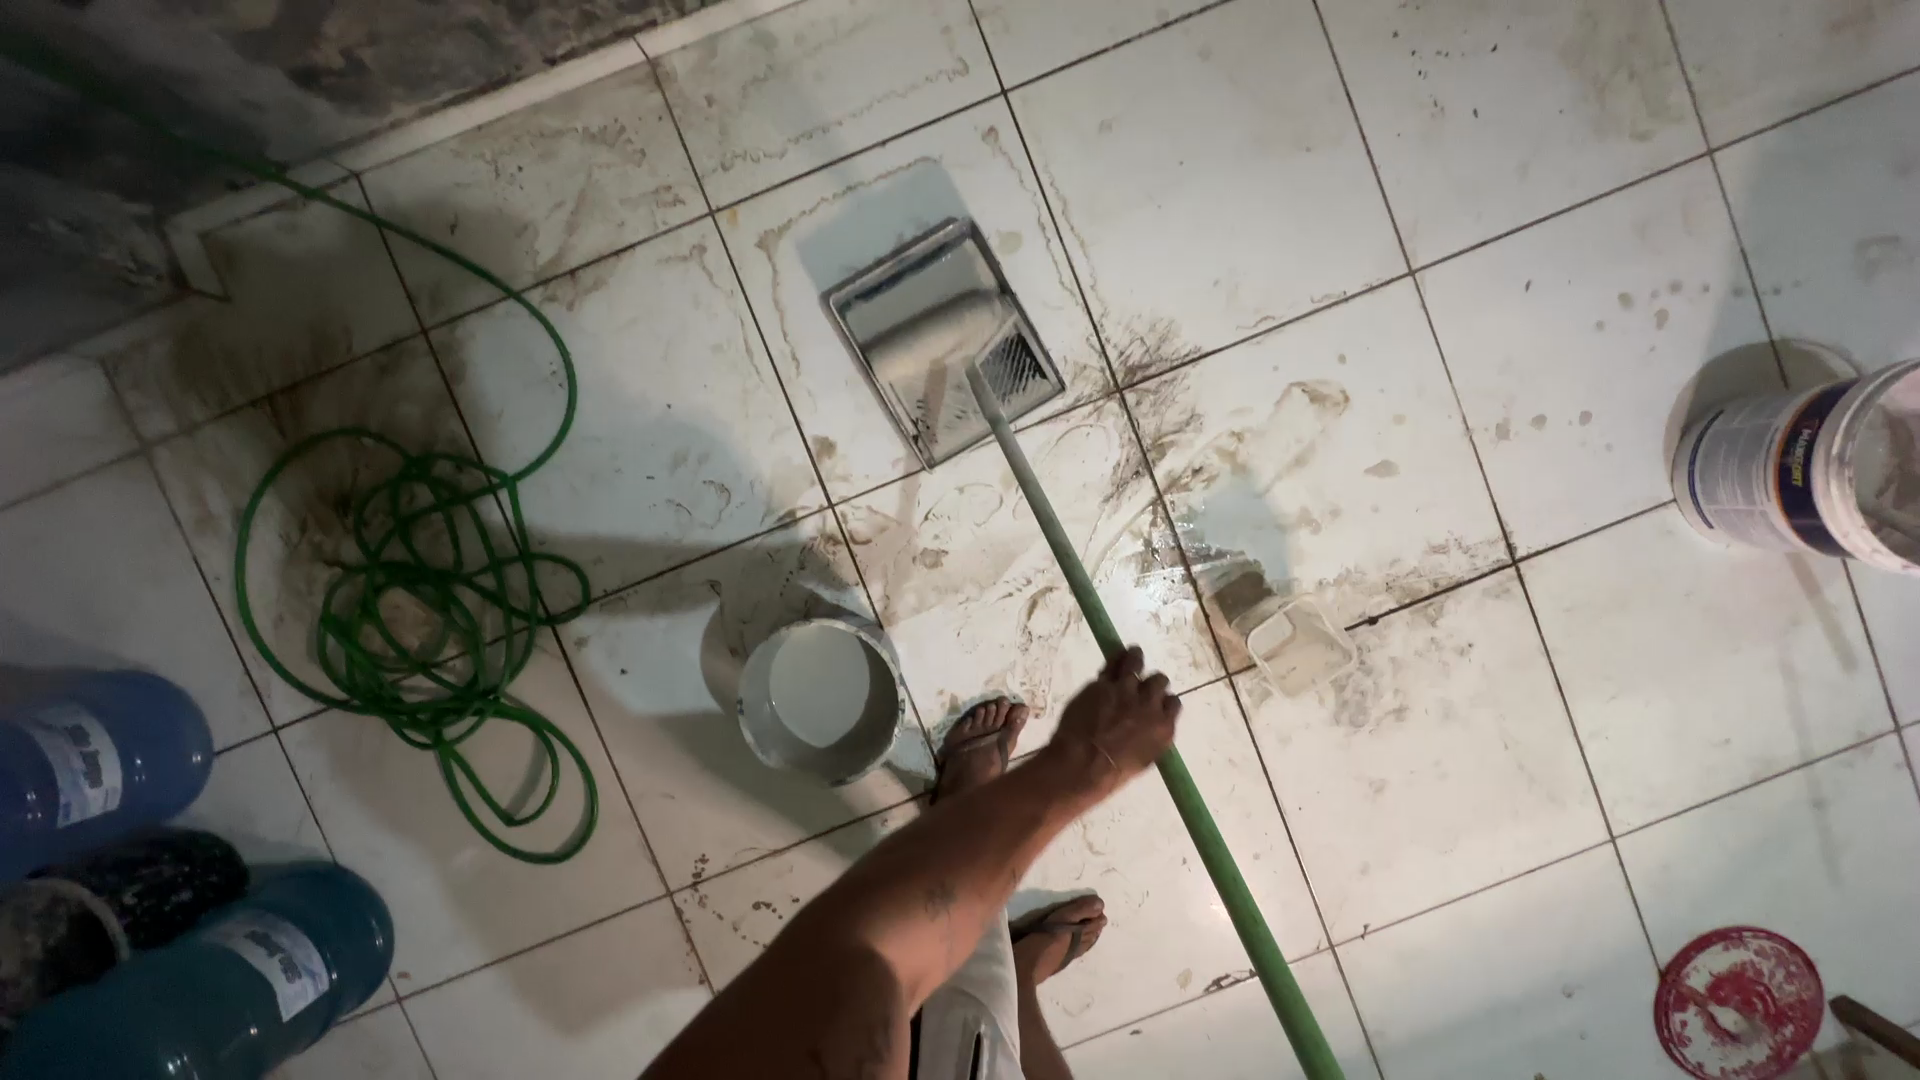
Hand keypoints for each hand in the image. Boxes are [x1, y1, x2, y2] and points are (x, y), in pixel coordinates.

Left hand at [1048, 646, 1179, 794]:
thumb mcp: (1144, 759)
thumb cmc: (1113, 772)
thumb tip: (1150, 727)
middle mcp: (1149, 705)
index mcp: (1163, 727)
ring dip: (1136, 658)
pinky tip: (1117, 655)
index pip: (1173, 703)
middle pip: (1159, 681)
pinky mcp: (1103, 683)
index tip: (1158, 701)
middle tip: (1144, 683)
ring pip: (1137, 664)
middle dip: (1153, 681)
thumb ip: (1151, 737)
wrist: (1084, 764)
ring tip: (1134, 653)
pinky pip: (1114, 663)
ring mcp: (1126, 691)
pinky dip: (1116, 658)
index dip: (1165, 700)